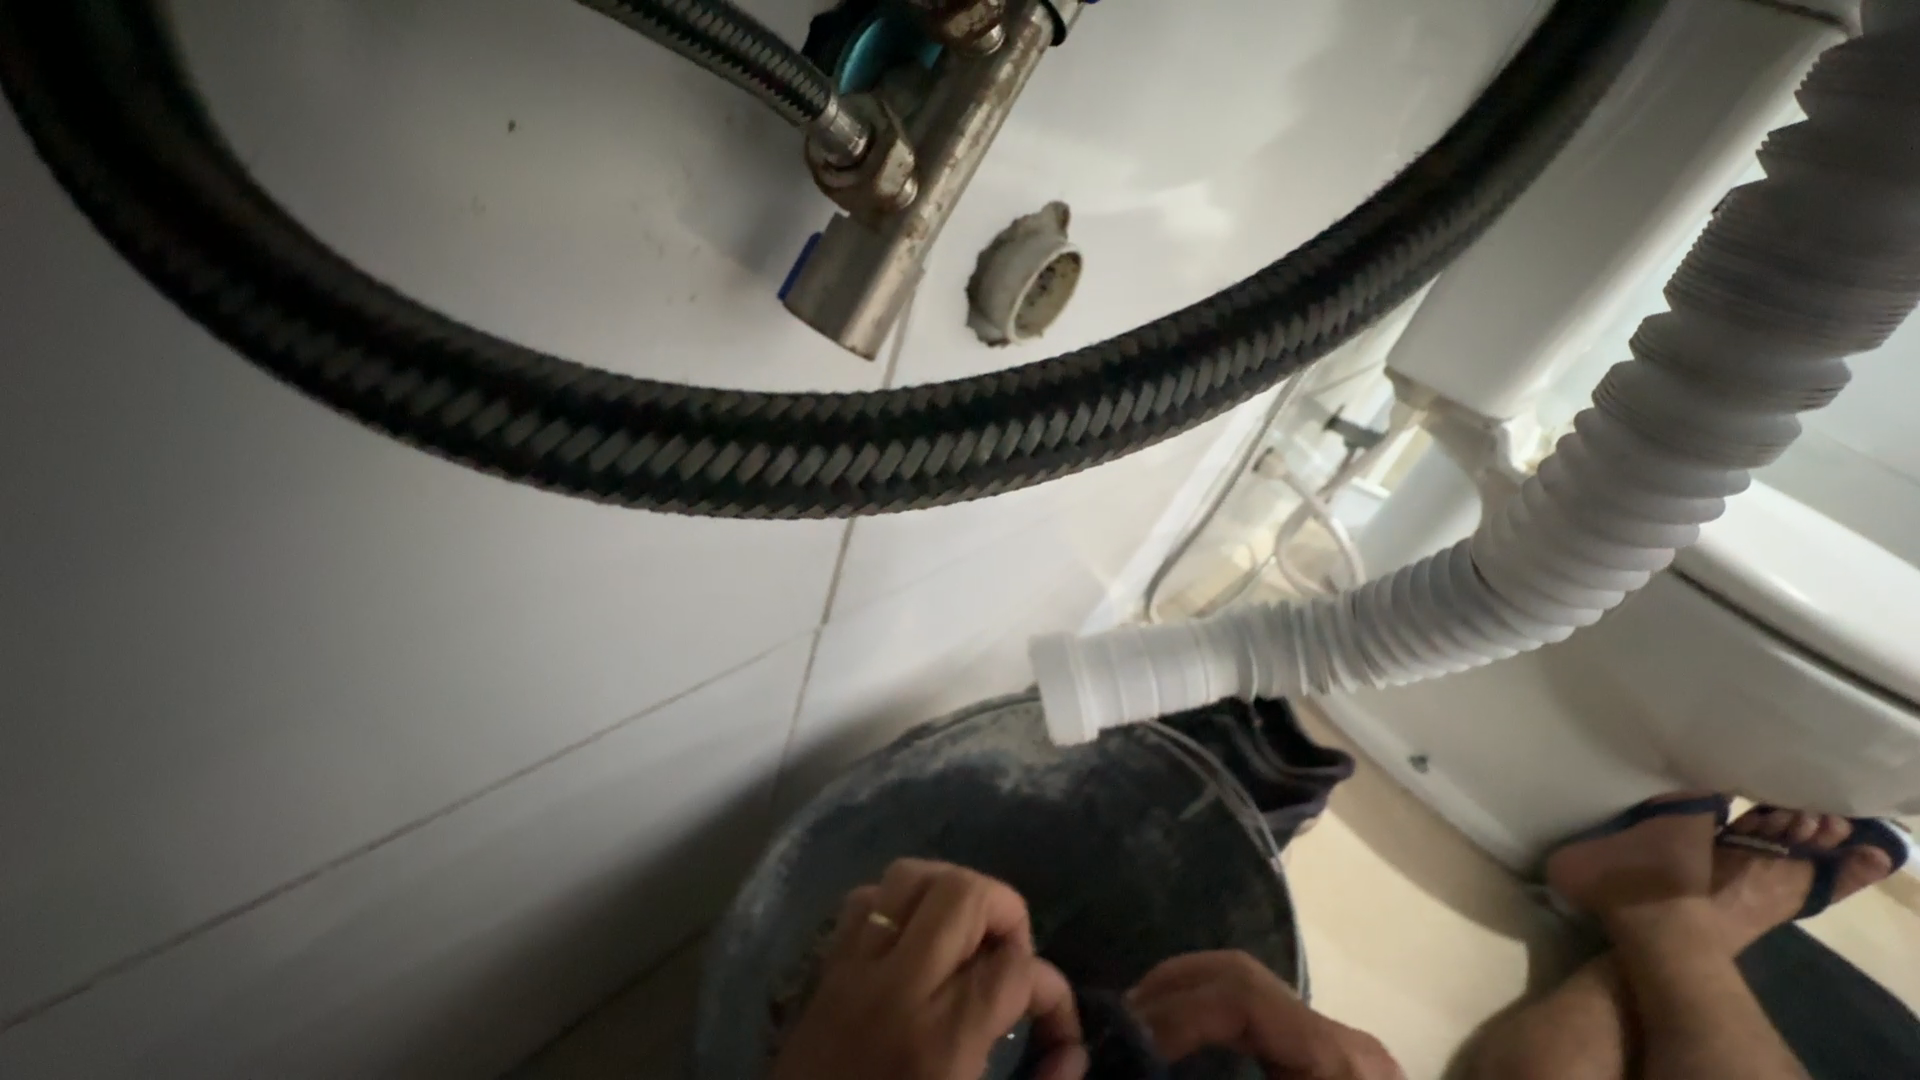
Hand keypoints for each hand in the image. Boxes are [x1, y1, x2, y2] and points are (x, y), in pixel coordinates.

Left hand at [771, 859, 1087, 1079]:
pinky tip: (914, 939)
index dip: (1053, 991)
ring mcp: (854, 971)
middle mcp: (898, 988)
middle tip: (1010, 958)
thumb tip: (1072, 1052)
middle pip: (964, 893)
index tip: (1054, 1025)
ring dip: (952, 891)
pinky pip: (864, 898)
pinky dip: (898, 901)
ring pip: (910, 876)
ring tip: (969, 935)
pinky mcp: (825, 971)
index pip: (1016, 969)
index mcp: (941, 1041)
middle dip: (1004, 910)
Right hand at [1127, 952, 1402, 1079]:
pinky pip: (1258, 1017)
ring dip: (1185, 998)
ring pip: (1245, 987)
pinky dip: (1209, 1018)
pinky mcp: (1330, 1063)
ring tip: (1141, 1029)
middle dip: (1170, 990)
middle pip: (1238, 975)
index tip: (1131, 1044)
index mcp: (1335, 1063)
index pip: (1240, 997)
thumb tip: (1134, 1071)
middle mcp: (1341, 1038)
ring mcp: (1339, 1046)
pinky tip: (1181, 1043)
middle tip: (1121, 1026)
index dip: (1176, 1012)